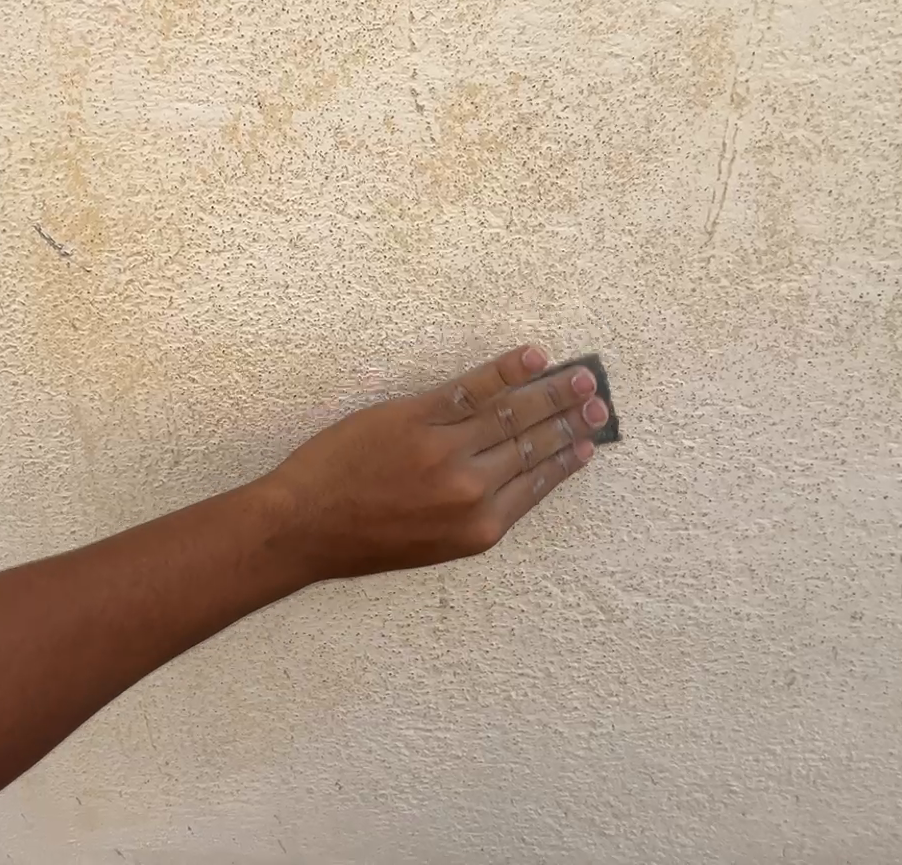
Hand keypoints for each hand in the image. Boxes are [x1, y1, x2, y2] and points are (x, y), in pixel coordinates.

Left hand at [261, 345, 608, 579]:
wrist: (303, 525)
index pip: (537, 483)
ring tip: (578, 375)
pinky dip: (504, 371)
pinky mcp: (415, 417)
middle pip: (532, 444)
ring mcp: (445, 449)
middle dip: (570, 420)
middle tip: (599, 399)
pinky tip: (529, 357)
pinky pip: (470, 388)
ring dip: (550, 392)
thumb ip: (474, 514)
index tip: (590, 442)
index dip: (566, 458)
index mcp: (479, 529)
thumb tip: (508, 480)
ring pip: (511, 413)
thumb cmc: (362, 540)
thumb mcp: (431, 545)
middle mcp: (472, 489)